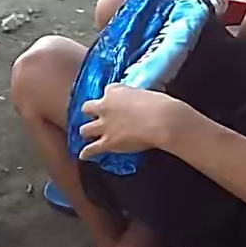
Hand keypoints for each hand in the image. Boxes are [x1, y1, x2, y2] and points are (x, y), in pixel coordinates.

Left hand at [78, 86, 196, 160]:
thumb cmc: (160, 105)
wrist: (161, 120)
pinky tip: (84, 156)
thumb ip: (136, 98)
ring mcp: (104, 126)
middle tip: (97, 118)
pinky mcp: (107, 142)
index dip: (112, 97)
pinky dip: (87, 153)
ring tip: (89, 136)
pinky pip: (91, 149)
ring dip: (87, 133)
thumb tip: (139, 104)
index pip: (108, 90)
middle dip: (90, 113)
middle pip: (87, 108)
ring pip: (84, 130)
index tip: (116, 102)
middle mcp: (105, 107)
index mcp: (115, 91)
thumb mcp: (145, 93)